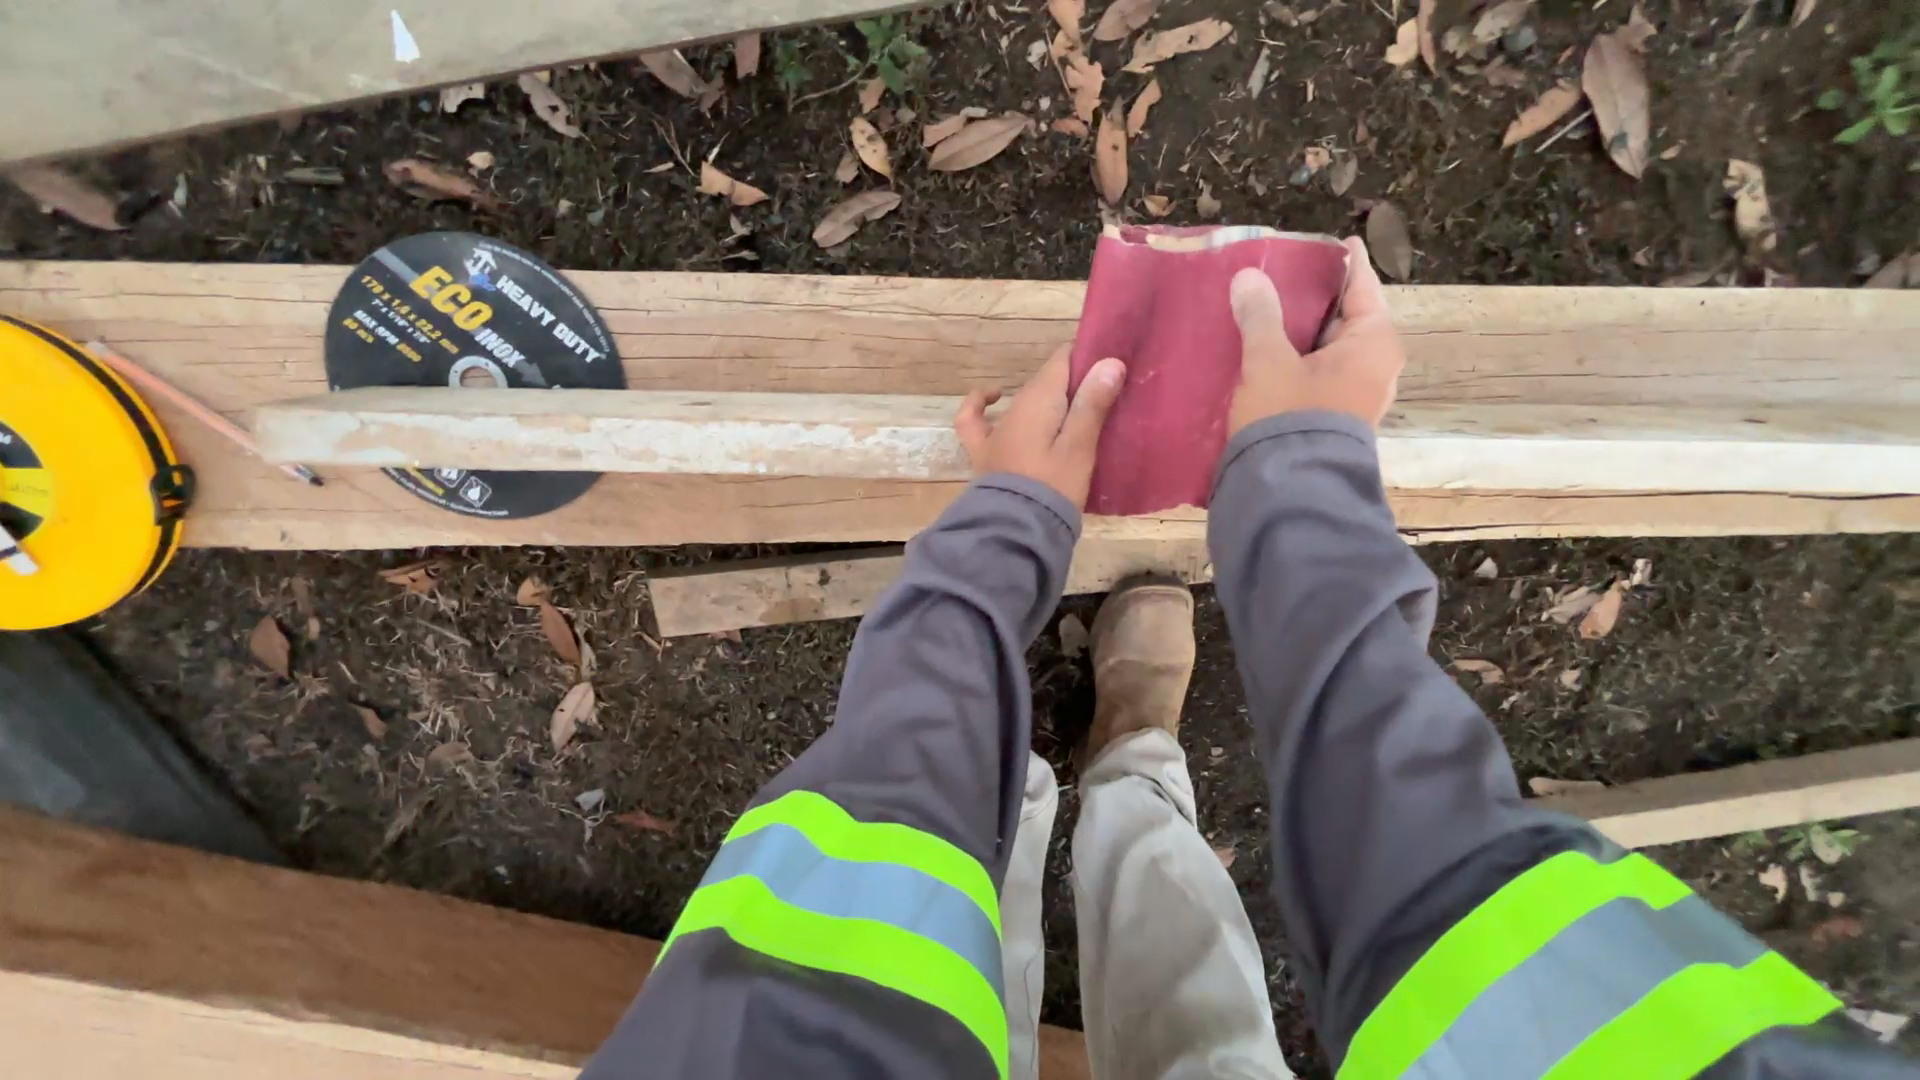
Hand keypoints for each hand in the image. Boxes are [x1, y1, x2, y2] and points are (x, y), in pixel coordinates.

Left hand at [955, 345, 1126, 509]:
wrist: (1012, 530)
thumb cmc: (1053, 487)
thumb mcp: (1080, 447)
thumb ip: (1092, 404)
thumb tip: (1109, 361)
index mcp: (1038, 398)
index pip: (1062, 360)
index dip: (1085, 359)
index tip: (1109, 370)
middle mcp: (1014, 406)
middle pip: (1046, 382)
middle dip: (1072, 385)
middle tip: (1104, 401)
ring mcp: (996, 430)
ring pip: (1024, 402)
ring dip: (1047, 403)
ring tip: (1074, 416)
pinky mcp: (984, 453)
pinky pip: (975, 419)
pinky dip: (981, 405)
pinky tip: (993, 398)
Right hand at [1227, 235, 1405, 435]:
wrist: (1289, 489)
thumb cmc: (1289, 415)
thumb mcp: (1269, 361)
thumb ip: (1260, 316)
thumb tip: (1248, 276)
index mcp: (1375, 343)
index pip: (1362, 287)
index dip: (1342, 265)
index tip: (1328, 244)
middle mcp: (1376, 366)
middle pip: (1345, 319)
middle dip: (1313, 302)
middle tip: (1279, 279)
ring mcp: (1356, 396)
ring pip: (1328, 350)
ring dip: (1300, 335)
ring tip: (1265, 315)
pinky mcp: (1332, 418)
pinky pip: (1318, 376)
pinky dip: (1297, 362)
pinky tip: (1266, 355)